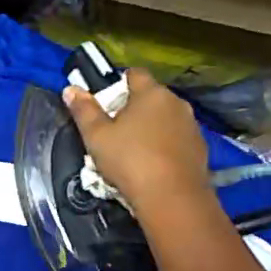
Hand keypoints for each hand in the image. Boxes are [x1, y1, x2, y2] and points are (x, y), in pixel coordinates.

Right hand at [63, 69, 211, 215]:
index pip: (135, 74)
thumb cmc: (129, 160)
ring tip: (135, 150)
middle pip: (151, 96)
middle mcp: (175, 102)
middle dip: (134, 107)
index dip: (119, 82)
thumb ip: (84, 111)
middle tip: (115, 130)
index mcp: (150, 93)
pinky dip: (165, 144)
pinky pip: (177, 138)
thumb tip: (70, 89)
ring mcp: (191, 124)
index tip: (107, 100)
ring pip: (166, 117)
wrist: (172, 196)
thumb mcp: (96, 137)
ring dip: (152, 127)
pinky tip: (154, 164)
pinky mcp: (199, 147)